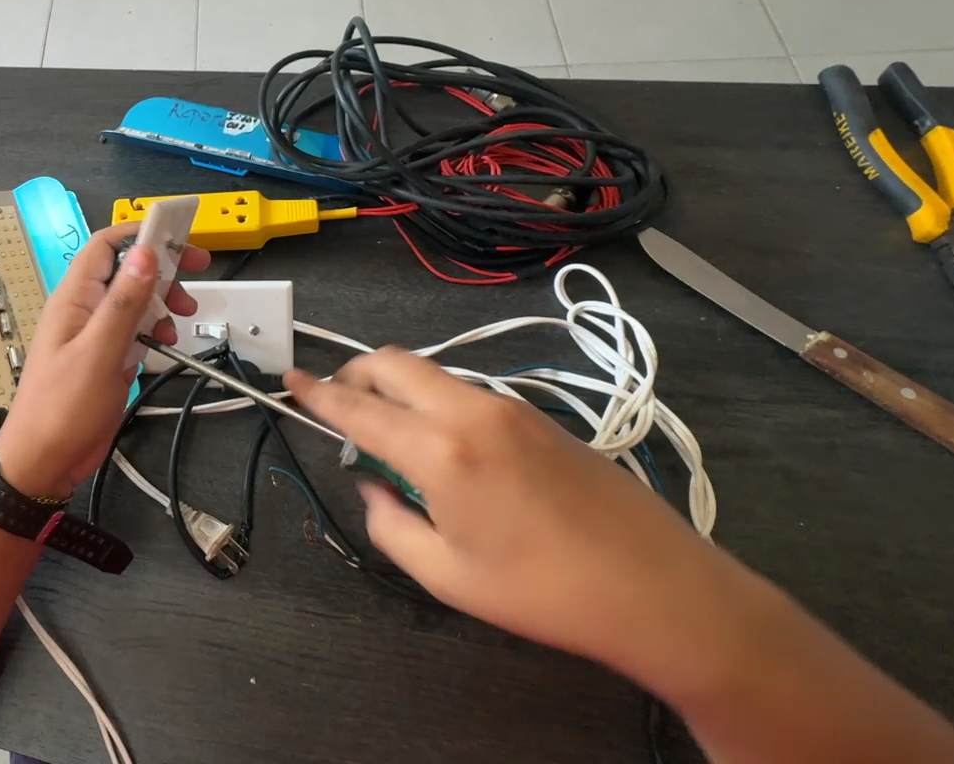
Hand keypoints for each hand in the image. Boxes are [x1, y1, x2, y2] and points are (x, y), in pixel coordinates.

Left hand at [0, 223, 209, 499]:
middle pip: (125, 269)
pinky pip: (133, 330)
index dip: (141, 233)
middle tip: (195, 275)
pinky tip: (166, 343)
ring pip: (133, 299)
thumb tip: (144, 252)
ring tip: (182, 319)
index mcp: (74, 298)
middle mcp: (83, 309)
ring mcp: (94, 333)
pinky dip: (154, 329)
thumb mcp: (98, 352)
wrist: (44, 461)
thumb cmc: (63, 408)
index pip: (106, 245)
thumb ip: (123, 303)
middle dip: (161, 267)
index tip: (180, 237)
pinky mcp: (105, 357)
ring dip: (162, 301)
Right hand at [284, 349, 737, 675]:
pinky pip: (460, 389)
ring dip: (393, 387)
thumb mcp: (446, 574)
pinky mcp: (534, 415)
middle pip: (389, 362)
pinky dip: (429, 400)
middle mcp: (469, 411)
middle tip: (338, 406)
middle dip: (351, 374)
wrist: (664, 592)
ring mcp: (507, 407)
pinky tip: (442, 449)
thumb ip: (388, 523)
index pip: (357, 407)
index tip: (288, 380)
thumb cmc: (544, 592)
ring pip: (426, 371)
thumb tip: (373, 487)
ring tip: (390, 436)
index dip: (315, 393)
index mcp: (439, 450)